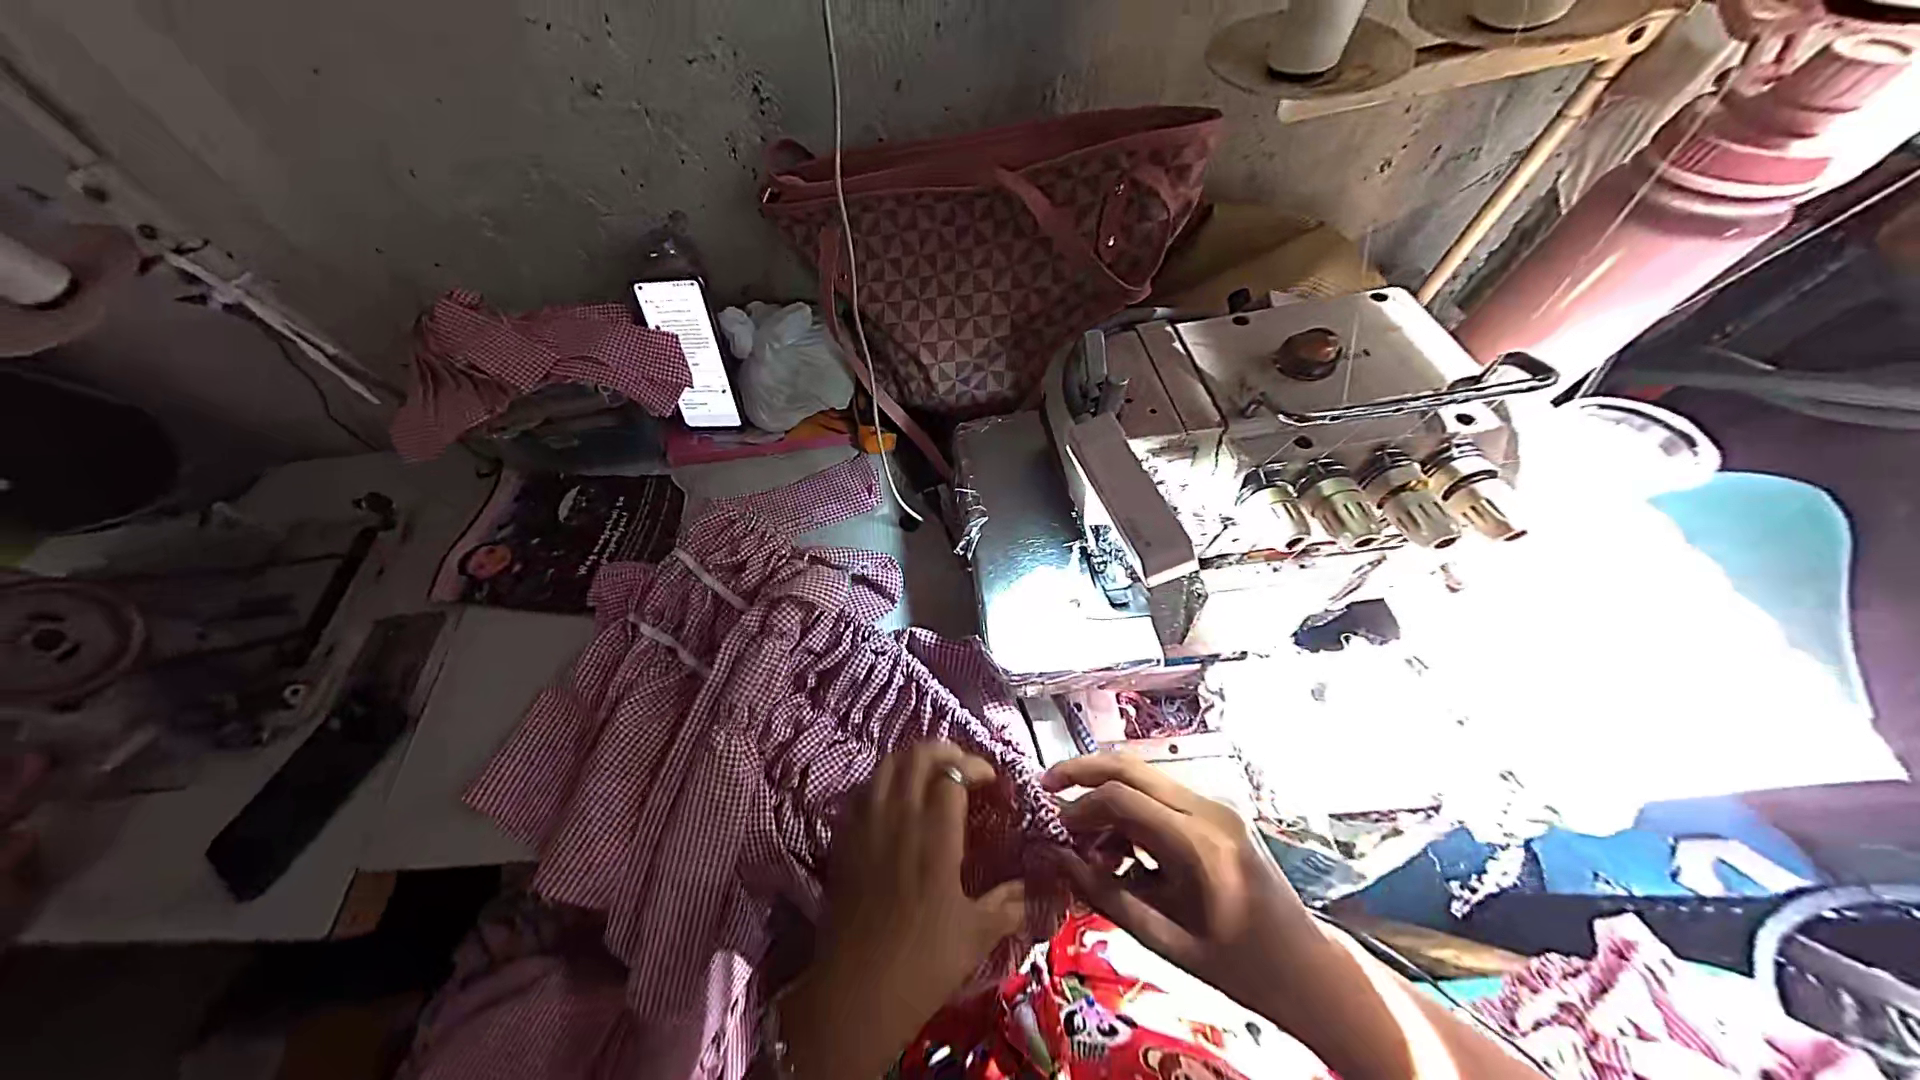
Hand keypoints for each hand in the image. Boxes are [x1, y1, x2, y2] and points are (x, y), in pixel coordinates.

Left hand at [778, 742, 1026, 1079]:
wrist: (855, 992)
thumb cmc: (923, 962)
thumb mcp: (976, 933)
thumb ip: (1007, 903)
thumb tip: (1032, 887)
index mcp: (934, 835)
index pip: (954, 774)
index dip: (975, 767)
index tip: (991, 781)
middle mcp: (899, 817)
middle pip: (917, 756)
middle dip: (944, 751)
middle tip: (963, 767)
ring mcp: (866, 825)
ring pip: (886, 765)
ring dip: (912, 760)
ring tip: (932, 774)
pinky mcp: (844, 838)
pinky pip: (863, 790)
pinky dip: (884, 781)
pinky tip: (896, 801)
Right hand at [1047, 754, 1547, 1079]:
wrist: (1310, 971)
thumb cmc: (1241, 969)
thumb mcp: (1166, 941)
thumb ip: (1105, 896)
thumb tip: (1057, 858)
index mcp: (1200, 844)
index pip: (1122, 798)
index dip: (1079, 808)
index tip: (1053, 830)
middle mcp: (1209, 810)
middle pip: (1131, 767)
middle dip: (1083, 772)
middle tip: (1046, 786)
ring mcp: (1216, 807)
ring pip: (1143, 777)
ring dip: (1106, 795)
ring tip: (1083, 839)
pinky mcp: (1217, 814)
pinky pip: (1161, 797)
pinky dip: (1130, 811)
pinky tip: (1118, 849)